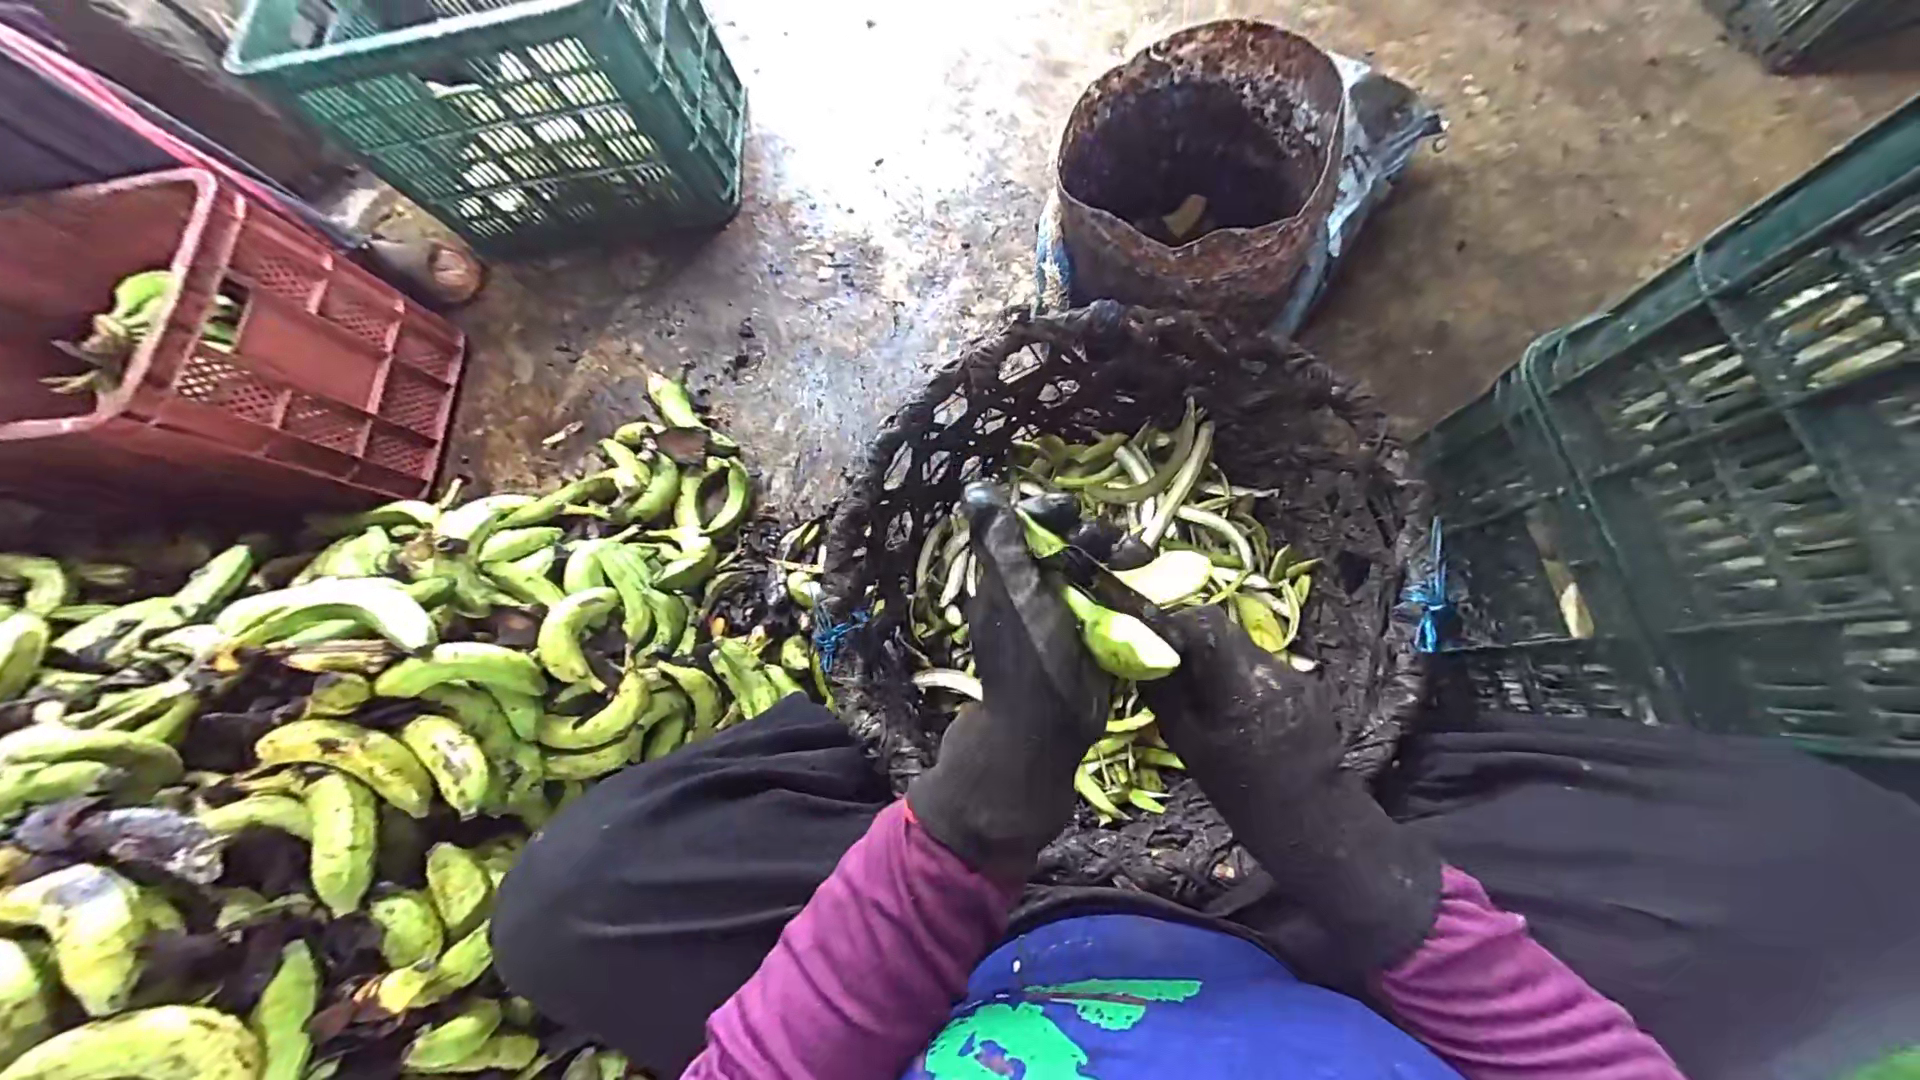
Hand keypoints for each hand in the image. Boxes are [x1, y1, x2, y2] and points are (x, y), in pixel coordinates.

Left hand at [906, 484, 1109, 878]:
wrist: (1047, 727)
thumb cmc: (1024, 655)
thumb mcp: (1010, 592)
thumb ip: (998, 541)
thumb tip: (976, 488)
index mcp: (1010, 573)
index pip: (1032, 524)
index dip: (1053, 512)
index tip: (1071, 514)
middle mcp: (1038, 586)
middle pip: (1072, 542)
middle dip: (1096, 538)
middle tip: (1118, 547)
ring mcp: (1068, 609)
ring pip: (1099, 568)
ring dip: (1120, 559)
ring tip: (1140, 562)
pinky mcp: (1096, 631)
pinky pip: (1116, 598)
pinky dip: (1130, 588)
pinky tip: (1147, 585)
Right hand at [1141, 607, 1439, 973]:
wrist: (1311, 820)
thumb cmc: (1239, 789)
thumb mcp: (1186, 741)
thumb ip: (1163, 690)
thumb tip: (1141, 653)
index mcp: (1240, 685)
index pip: (1205, 622)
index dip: (1174, 624)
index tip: (1154, 641)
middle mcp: (1272, 669)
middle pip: (1223, 632)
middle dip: (1192, 643)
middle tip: (1171, 667)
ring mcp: (1293, 674)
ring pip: (1240, 648)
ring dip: (1216, 661)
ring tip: (1204, 695)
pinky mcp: (1306, 683)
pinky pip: (1259, 666)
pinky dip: (1238, 676)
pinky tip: (1235, 708)